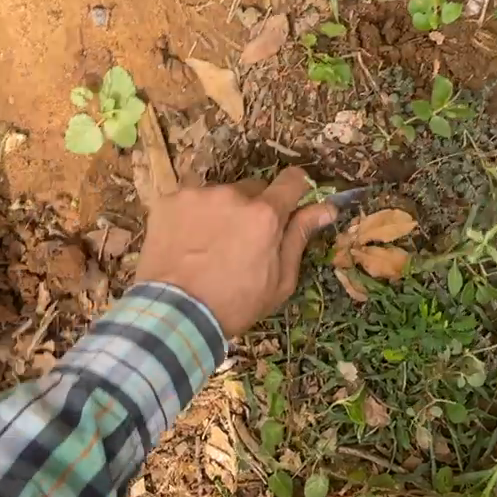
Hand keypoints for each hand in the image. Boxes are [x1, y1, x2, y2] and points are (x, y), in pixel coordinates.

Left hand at [133, 167, 336, 335]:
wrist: (176, 315)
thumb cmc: (236, 304)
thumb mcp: (280, 280)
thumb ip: (300, 237)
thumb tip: (327, 209)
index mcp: (266, 214)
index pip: (292, 180)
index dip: (295, 189)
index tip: (290, 203)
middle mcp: (233, 195)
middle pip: (253, 189)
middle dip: (254, 208)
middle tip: (244, 241)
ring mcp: (198, 195)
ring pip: (220, 195)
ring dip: (221, 211)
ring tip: (209, 246)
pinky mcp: (168, 201)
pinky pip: (190, 201)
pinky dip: (192, 217)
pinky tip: (187, 243)